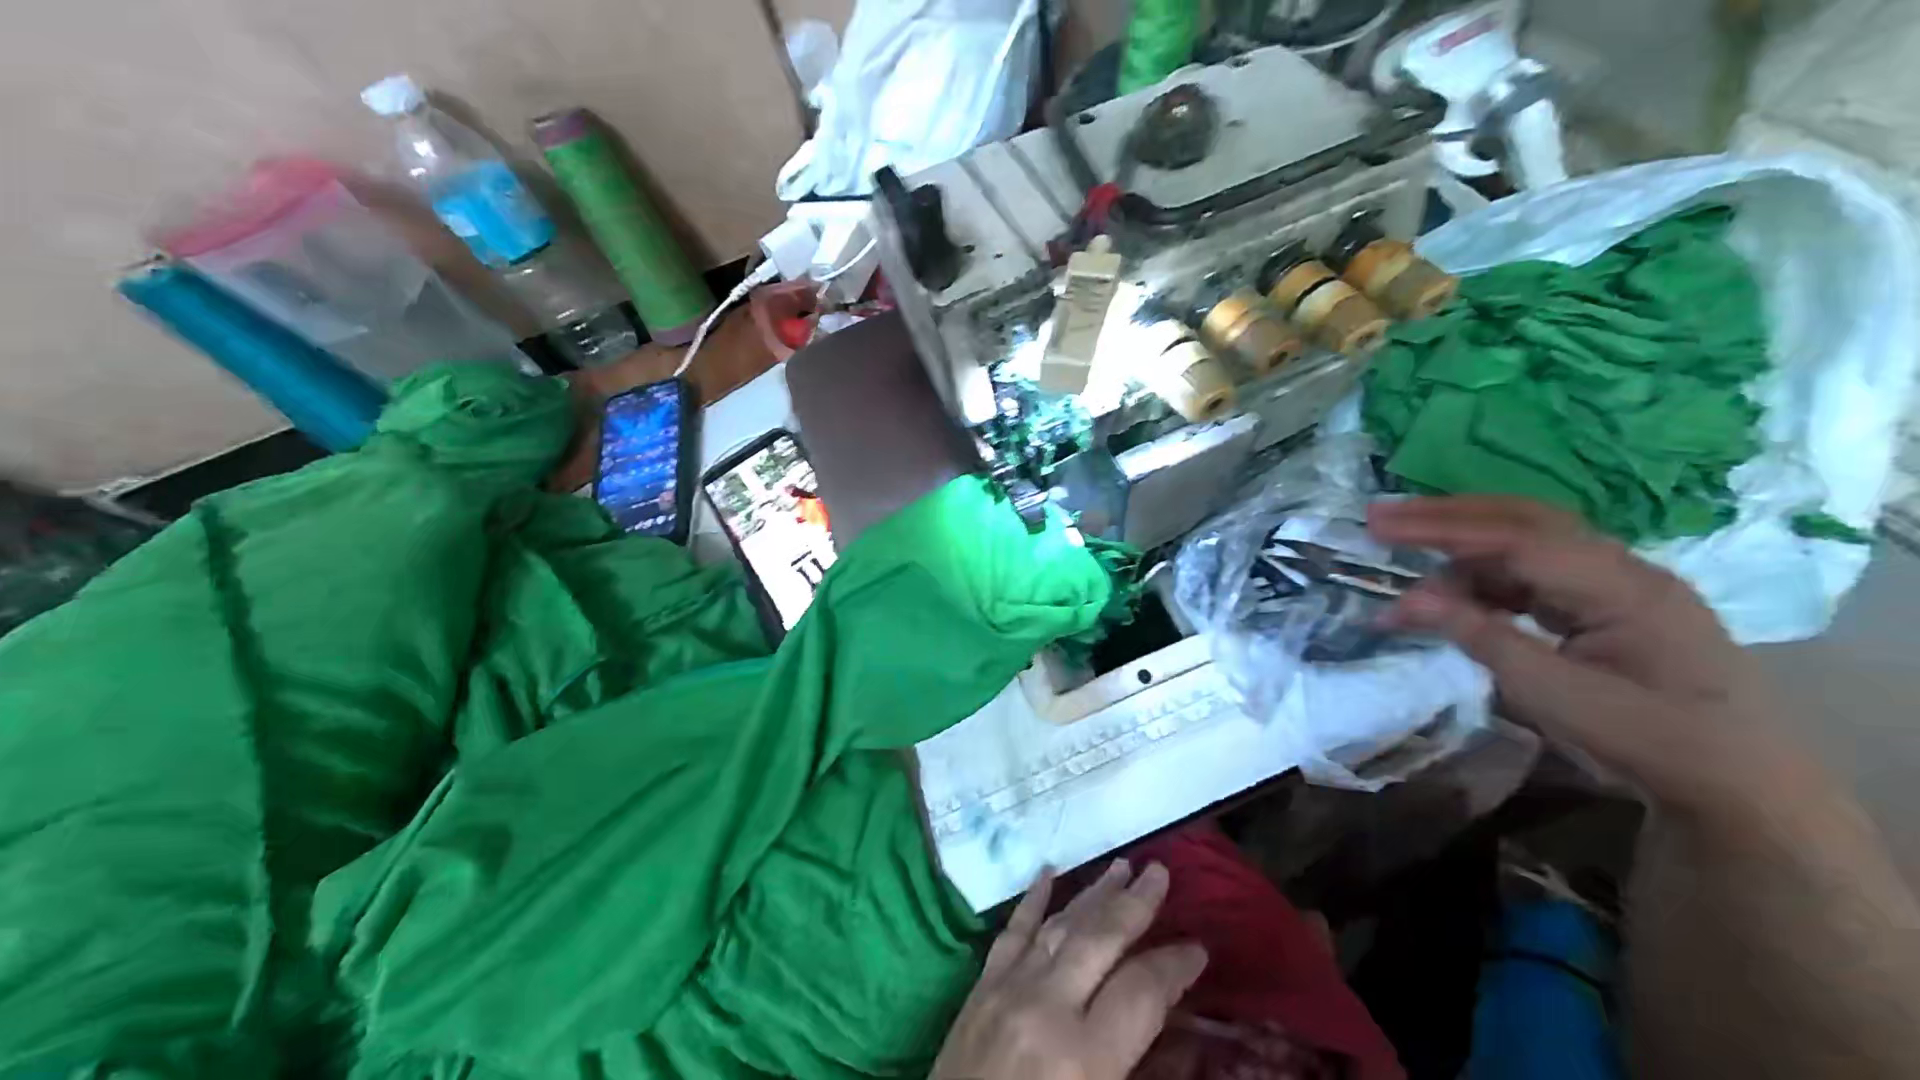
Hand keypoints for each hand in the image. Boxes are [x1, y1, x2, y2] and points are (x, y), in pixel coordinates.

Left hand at [930, 860, 1207, 1079]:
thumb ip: (1133, 1064)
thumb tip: (1163, 1013)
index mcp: (1082, 1056)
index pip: (1141, 991)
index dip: (1174, 967)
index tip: (1198, 948)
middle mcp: (1045, 1007)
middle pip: (1099, 939)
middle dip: (1134, 903)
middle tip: (1159, 871)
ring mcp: (1007, 990)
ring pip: (1058, 925)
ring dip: (1092, 893)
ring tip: (1120, 866)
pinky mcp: (980, 989)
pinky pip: (1011, 932)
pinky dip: (1032, 901)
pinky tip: (1046, 872)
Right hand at [1367, 496, 1808, 818]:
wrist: (1738, 790)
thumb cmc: (1650, 743)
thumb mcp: (1556, 696)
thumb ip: (1480, 638)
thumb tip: (1405, 600)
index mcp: (1624, 586)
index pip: (1518, 539)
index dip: (1443, 528)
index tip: (1378, 526)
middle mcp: (1623, 570)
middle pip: (1525, 520)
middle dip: (1448, 515)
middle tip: (1381, 517)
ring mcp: (1617, 586)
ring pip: (1528, 543)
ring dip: (1463, 548)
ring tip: (1407, 565)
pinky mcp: (1605, 606)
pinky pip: (1535, 573)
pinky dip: (1484, 576)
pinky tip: (1453, 594)